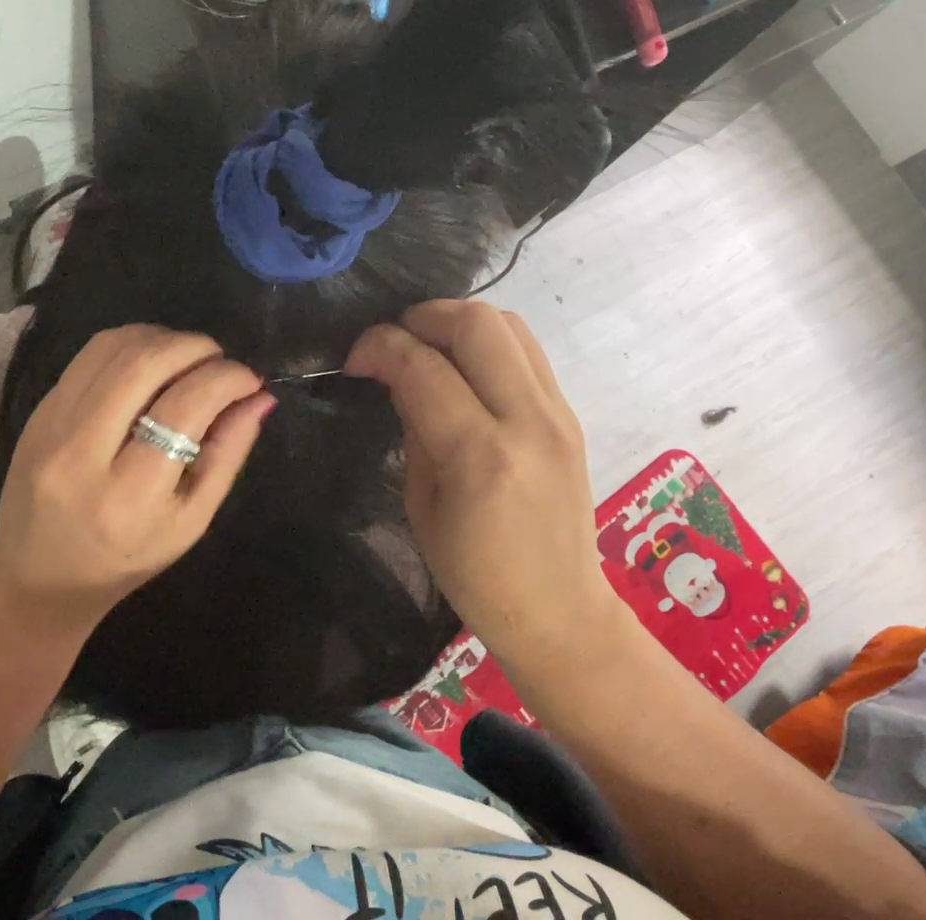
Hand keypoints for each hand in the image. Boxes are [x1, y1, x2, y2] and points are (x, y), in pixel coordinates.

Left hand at [0, 325, 276, 635]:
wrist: (39, 576)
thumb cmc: (125, 560)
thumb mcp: (190, 523)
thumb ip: (227, 456)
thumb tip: (259, 398)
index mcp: (128, 495)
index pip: (184, 408)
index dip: (226, 379)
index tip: (249, 379)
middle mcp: (81, 452)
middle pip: (144, 363)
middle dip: (195, 347)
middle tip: (221, 360)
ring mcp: (51, 425)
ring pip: (113, 347)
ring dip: (163, 339)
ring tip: (189, 359)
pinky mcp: (38, 410)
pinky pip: (89, 355)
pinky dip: (130, 345)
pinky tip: (152, 363)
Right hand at [345, 300, 621, 648]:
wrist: (558, 609)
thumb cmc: (475, 576)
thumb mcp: (422, 506)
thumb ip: (413, 430)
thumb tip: (399, 378)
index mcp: (480, 455)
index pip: (423, 367)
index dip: (379, 346)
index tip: (355, 359)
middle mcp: (527, 421)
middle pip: (476, 323)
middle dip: (422, 317)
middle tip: (392, 342)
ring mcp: (558, 413)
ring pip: (509, 324)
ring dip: (458, 323)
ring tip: (426, 349)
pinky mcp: (570, 415)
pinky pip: (526, 352)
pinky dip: (487, 344)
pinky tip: (462, 371)